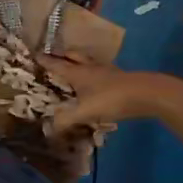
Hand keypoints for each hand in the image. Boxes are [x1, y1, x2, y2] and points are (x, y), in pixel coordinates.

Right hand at [41, 54, 182, 134]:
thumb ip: (66, 120)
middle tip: (55, 58)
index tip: (35, 54)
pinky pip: (101, 72)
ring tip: (74, 69)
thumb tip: (48, 128)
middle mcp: (91, 67)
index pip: (57, 64)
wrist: (147, 93)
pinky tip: (96, 83)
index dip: (46, 60)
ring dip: (80, 63)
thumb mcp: (86, 112)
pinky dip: (93, 74)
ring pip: (89, 62)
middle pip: (74, 57)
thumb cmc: (112, 99)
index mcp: (79, 72)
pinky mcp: (120, 78)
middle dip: (63, 57)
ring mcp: (107, 71)